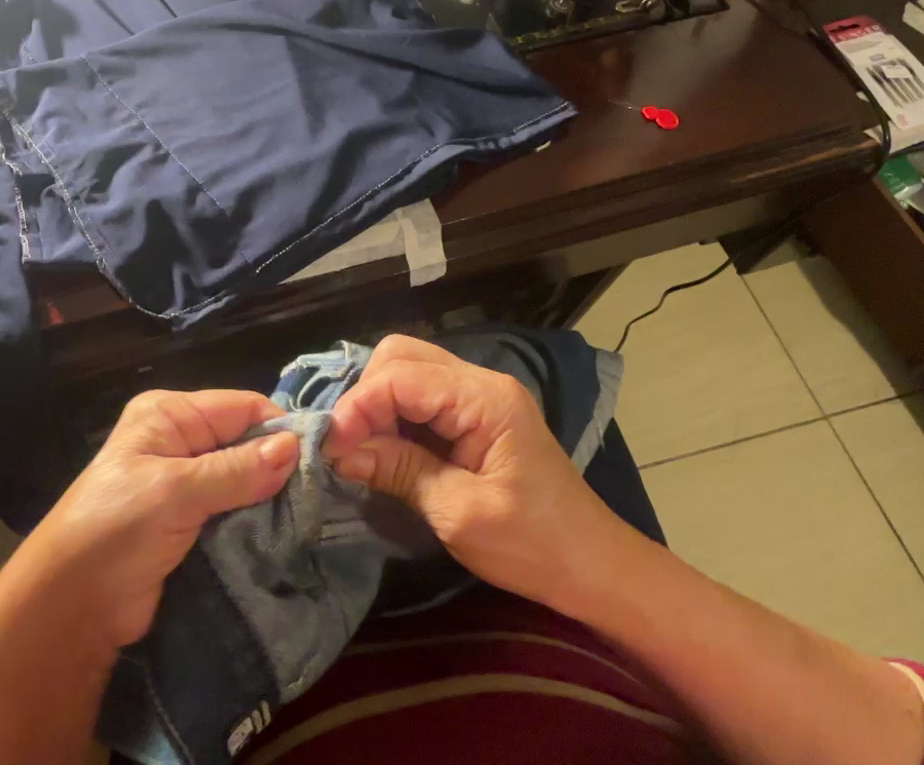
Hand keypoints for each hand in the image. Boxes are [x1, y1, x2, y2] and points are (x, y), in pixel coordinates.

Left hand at [18, 389, 299, 648]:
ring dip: (274, 495)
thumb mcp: (175, 491)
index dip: (280, 427)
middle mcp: (181, 441)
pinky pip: (239, 509)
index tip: (323, 456)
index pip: (241, 407)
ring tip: (314, 511)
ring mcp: (188, 484)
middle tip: (324, 489)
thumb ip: (236, 469)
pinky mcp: (195, 522)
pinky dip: (261, 518)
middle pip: (247, 440)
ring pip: (248, 477)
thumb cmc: (115, 530)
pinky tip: (289, 529)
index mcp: (169, 416)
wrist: (72, 607)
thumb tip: (296, 447)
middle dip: (281, 463)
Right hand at [325, 335, 624, 610]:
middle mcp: (481, 383)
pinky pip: (421, 398)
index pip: (402, 375)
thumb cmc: (534, 545)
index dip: (358, 405)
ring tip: (357, 449)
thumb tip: (337, 450)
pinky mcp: (474, 417)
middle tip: (345, 445)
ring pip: (408, 372)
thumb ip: (398, 471)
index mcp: (485, 399)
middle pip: (402, 357)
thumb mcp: (459, 513)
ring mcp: (479, 397)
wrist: (593, 565)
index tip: (330, 447)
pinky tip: (382, 449)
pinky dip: (393, 416)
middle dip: (364, 395)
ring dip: (375, 405)